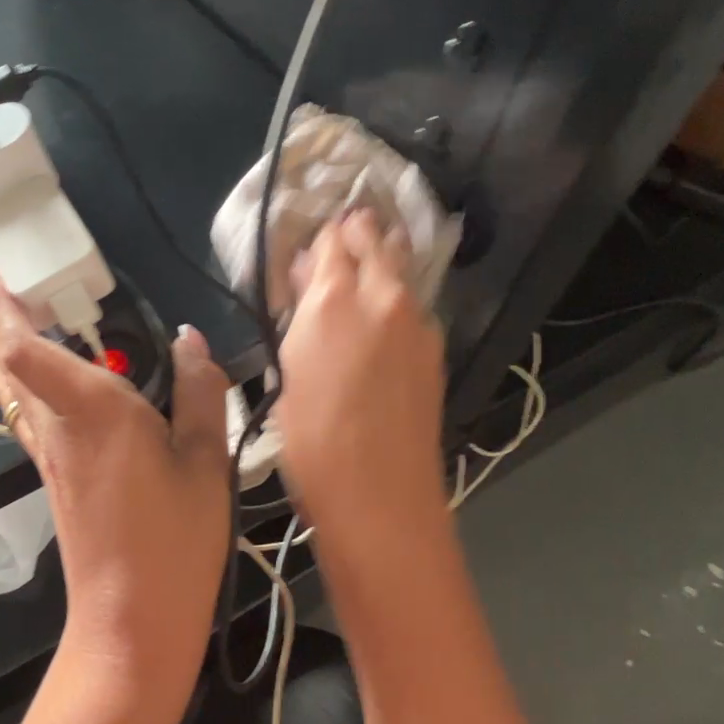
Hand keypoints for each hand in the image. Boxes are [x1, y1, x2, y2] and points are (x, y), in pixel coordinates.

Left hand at [0, 262, 231, 677]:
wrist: (132, 622)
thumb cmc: (175, 541)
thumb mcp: (207, 462)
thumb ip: (201, 392)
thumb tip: (191, 340)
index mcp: (93, 411)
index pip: (25, 349)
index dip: (0, 307)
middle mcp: (59, 427)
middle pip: (9, 365)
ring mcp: (51, 458)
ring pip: (15, 392)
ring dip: (8, 350)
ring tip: (18, 316)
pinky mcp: (56, 481)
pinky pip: (31, 416)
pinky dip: (28, 383)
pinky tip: (54, 381)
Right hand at [275, 211, 448, 536]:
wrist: (380, 492)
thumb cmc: (312, 440)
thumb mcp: (289, 374)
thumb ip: (301, 320)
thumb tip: (307, 285)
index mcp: (333, 299)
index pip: (332, 242)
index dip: (323, 238)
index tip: (315, 241)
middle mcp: (381, 298)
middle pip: (375, 243)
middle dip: (360, 234)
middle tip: (348, 231)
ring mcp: (416, 322)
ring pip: (401, 272)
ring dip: (385, 260)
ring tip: (371, 262)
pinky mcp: (435, 350)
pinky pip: (414, 308)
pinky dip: (398, 301)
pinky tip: (385, 318)